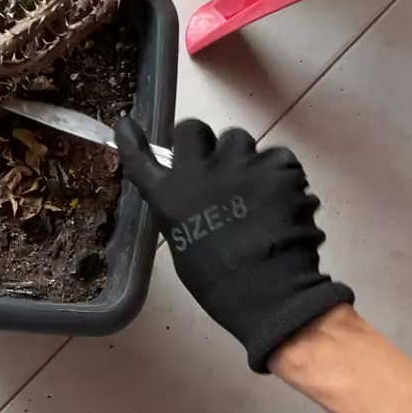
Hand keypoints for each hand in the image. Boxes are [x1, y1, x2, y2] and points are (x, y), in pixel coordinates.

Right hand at [115, 117, 352, 371]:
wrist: (266, 288)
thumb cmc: (215, 279)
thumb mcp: (183, 241)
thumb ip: (184, 208)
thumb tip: (195, 193)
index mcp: (169, 196)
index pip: (140, 160)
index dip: (132, 141)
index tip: (127, 124)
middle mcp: (199, 171)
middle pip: (193, 129)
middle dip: (202, 141)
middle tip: (214, 162)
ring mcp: (241, 164)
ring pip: (240, 140)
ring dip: (242, 158)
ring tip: (256, 187)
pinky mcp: (280, 166)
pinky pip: (279, 159)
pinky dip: (281, 176)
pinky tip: (284, 202)